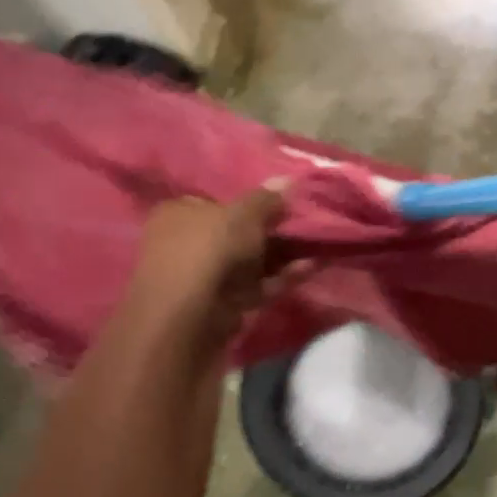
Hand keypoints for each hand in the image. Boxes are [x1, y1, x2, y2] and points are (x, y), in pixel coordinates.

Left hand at [121, 186, 295, 350]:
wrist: (188, 318)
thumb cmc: (209, 250)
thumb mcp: (243, 214)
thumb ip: (267, 199)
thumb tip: (288, 179)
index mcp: (178, 214)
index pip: (216, 202)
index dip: (250, 203)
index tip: (283, 206)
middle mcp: (185, 243)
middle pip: (236, 234)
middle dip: (271, 232)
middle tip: (304, 226)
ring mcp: (203, 278)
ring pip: (249, 262)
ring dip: (282, 256)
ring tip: (318, 247)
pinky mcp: (221, 305)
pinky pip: (256, 286)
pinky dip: (281, 278)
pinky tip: (311, 268)